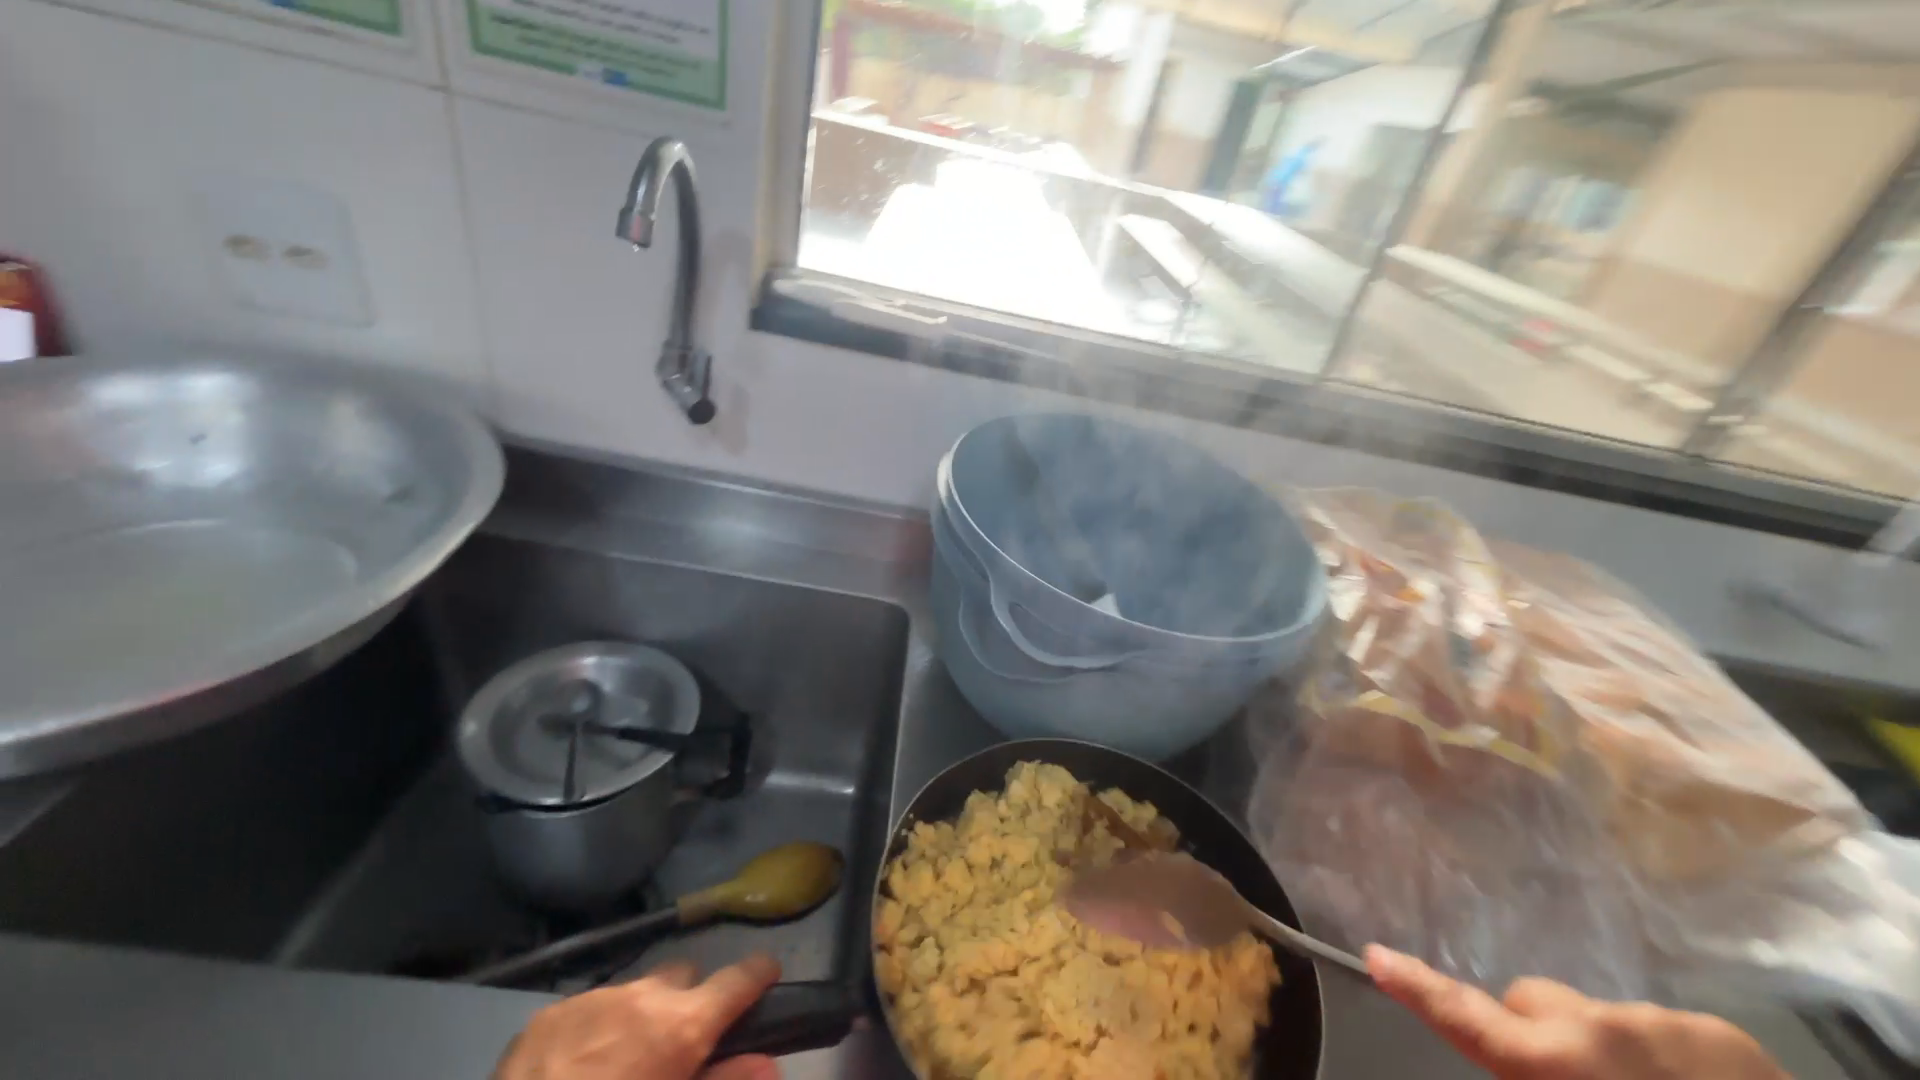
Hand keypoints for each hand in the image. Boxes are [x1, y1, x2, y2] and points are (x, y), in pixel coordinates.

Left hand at [493, 953, 782, 1079]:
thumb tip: (770, 1064)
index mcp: (682, 1024)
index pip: (739, 978)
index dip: (759, 974)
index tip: (768, 975)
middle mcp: (644, 996)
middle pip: (683, 974)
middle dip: (688, 998)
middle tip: (676, 1044)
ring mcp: (593, 999)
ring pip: (633, 991)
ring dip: (639, 1014)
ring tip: (618, 1063)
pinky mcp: (549, 1013)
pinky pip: (587, 1008)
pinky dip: (594, 1029)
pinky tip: (575, 1069)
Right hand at [1365, 946, 1787, 1079]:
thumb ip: (1527, 1072)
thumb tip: (1511, 1061)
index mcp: (1559, 1066)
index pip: (1468, 1020)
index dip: (1417, 989)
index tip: (1376, 955)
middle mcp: (1602, 1027)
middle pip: (1529, 1000)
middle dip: (1532, 1033)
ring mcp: (1668, 1024)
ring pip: (1598, 1018)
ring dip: (1602, 1052)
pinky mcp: (1725, 1035)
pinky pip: (1660, 1032)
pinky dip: (1660, 1061)